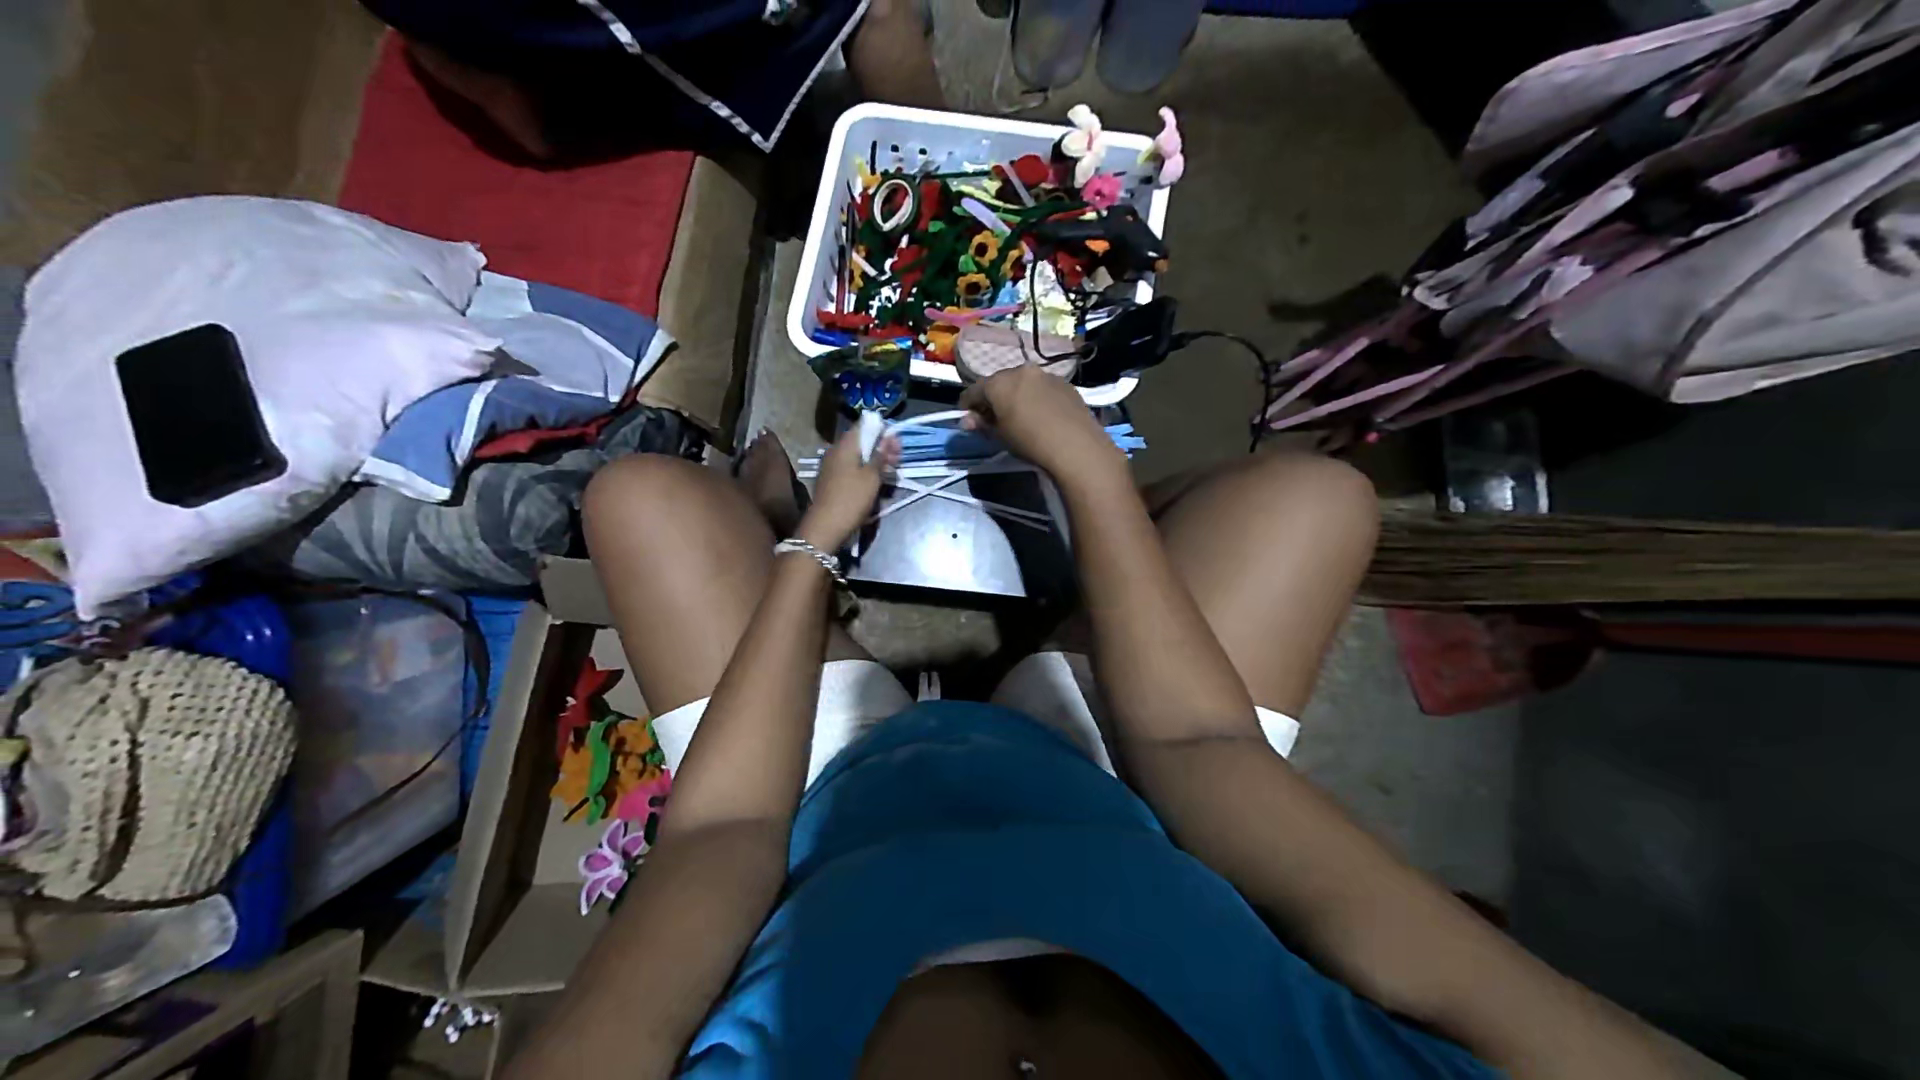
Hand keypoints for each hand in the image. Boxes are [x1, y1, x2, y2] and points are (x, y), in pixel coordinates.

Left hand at [795, 423, 898, 552]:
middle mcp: (835, 450)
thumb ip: (881, 455)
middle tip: (897, 459)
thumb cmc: (851, 499)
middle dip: (879, 447)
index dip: (881, 429)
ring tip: (888, 471)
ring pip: (856, 456)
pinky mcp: (830, 480)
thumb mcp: (872, 477)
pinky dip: (862, 471)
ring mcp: (830, 466)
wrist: (825, 527)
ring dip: (872, 461)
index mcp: (844, 445)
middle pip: (860, 441)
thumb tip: (891, 436)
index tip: (896, 442)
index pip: (864, 425)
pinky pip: (849, 468)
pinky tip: (873, 481)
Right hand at [960, 367, 1125, 480]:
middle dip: (993, 398)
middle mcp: (1022, 370)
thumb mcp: (1000, 436)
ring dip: (1017, 396)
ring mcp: (1046, 375)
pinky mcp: (1066, 384)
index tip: (966, 416)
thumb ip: (982, 424)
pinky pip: (1043, 388)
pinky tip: (1041, 416)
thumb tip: (967, 420)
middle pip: (1000, 382)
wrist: (1076, 445)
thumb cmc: (1029, 441)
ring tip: (1019, 416)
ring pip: (1023, 383)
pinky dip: (1037, 398)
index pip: (974, 390)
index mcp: (999, 381)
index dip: (967, 404)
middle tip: (993, 418)